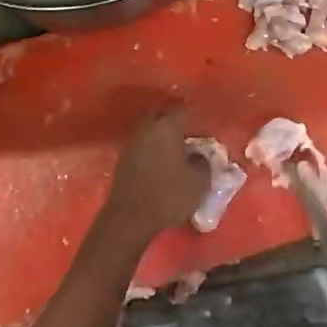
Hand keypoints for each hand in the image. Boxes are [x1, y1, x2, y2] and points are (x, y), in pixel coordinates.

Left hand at [101, 106, 209, 241]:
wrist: (130, 216)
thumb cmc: (168, 195)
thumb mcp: (198, 182)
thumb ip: (203, 162)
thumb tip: (198, 155)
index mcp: (167, 127)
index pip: (182, 109)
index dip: (193, 113)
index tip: (202, 121)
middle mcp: (147, 128)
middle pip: (161, 114)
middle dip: (174, 120)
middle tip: (188, 131)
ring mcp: (132, 142)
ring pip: (149, 128)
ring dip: (161, 133)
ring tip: (174, 146)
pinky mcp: (123, 158)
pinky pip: (141, 143)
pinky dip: (151, 146)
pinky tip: (160, 160)